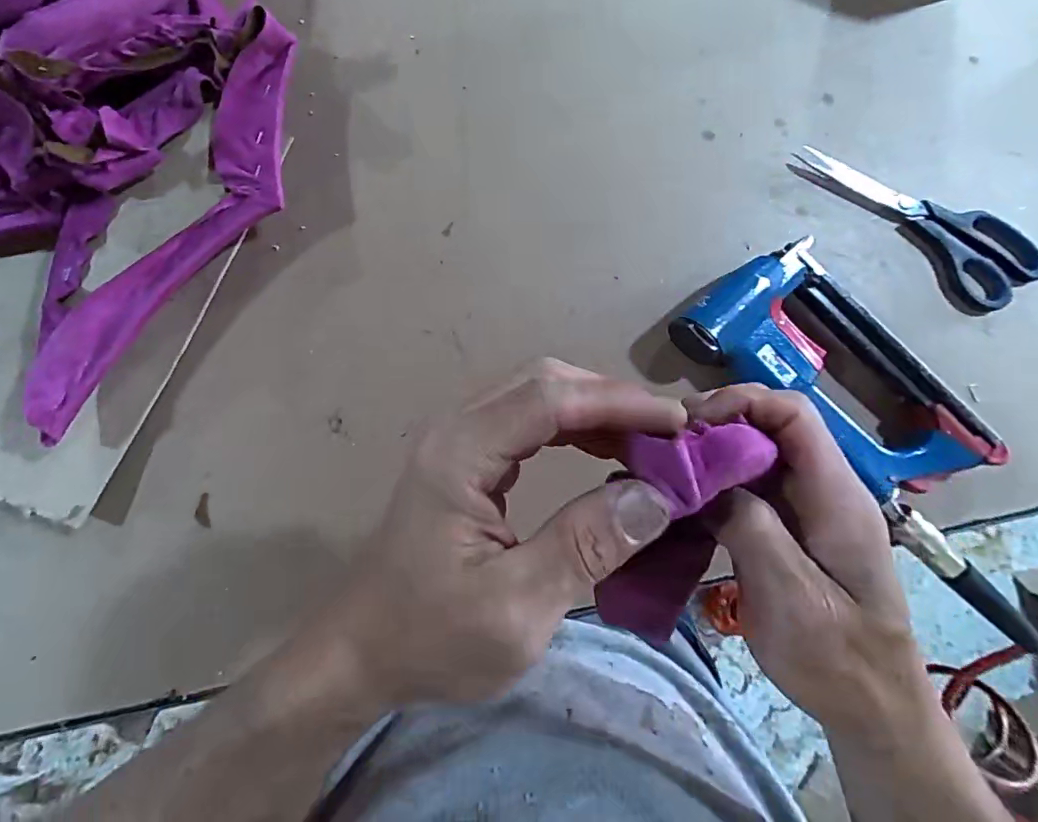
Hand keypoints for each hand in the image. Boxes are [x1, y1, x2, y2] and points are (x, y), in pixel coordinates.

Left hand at [301, 359, 684, 708]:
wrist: (360, 654)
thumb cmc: (430, 639)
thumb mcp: (515, 609)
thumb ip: (585, 546)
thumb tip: (657, 497)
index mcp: (459, 454)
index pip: (549, 399)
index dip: (618, 402)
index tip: (677, 423)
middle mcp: (457, 429)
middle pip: (545, 382)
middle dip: (613, 399)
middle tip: (670, 433)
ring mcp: (459, 439)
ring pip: (539, 395)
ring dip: (597, 410)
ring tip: (650, 442)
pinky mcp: (467, 457)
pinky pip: (531, 421)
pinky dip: (577, 428)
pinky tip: (608, 454)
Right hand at [687, 385, 921, 731]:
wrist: (872, 708)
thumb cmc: (838, 658)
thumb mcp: (791, 597)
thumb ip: (750, 528)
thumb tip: (707, 480)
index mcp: (836, 495)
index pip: (795, 414)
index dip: (743, 403)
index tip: (692, 424)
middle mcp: (823, 487)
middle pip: (772, 425)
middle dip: (718, 425)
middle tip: (668, 449)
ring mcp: (807, 504)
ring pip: (757, 452)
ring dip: (713, 453)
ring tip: (669, 472)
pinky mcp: (790, 524)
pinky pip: (751, 483)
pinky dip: (716, 482)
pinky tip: (686, 501)